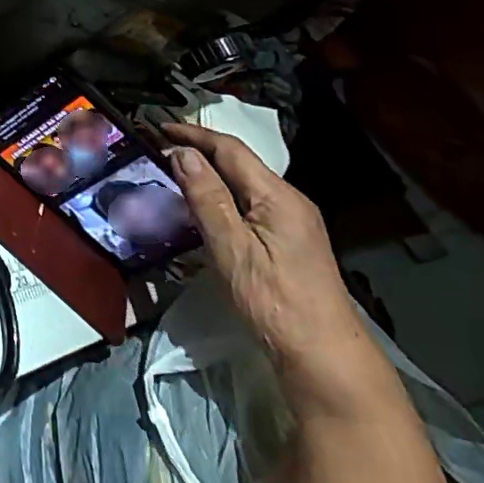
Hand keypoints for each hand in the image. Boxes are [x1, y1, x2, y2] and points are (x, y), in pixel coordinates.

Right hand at [163, 122, 381, 416]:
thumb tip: (184, 153)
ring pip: (246, 184)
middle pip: (241, 162)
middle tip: (163, 149)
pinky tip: (207, 209)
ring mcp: (294, 221)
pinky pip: (252, 204)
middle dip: (202, 150)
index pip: (231, 149)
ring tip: (177, 174)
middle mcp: (290, 199)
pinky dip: (224, 197)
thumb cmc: (274, 303)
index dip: (195, 135)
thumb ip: (208, 199)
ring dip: (212, 174)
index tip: (161, 127)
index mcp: (277, 195)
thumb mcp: (233, 250)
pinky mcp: (292, 241)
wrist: (323, 355)